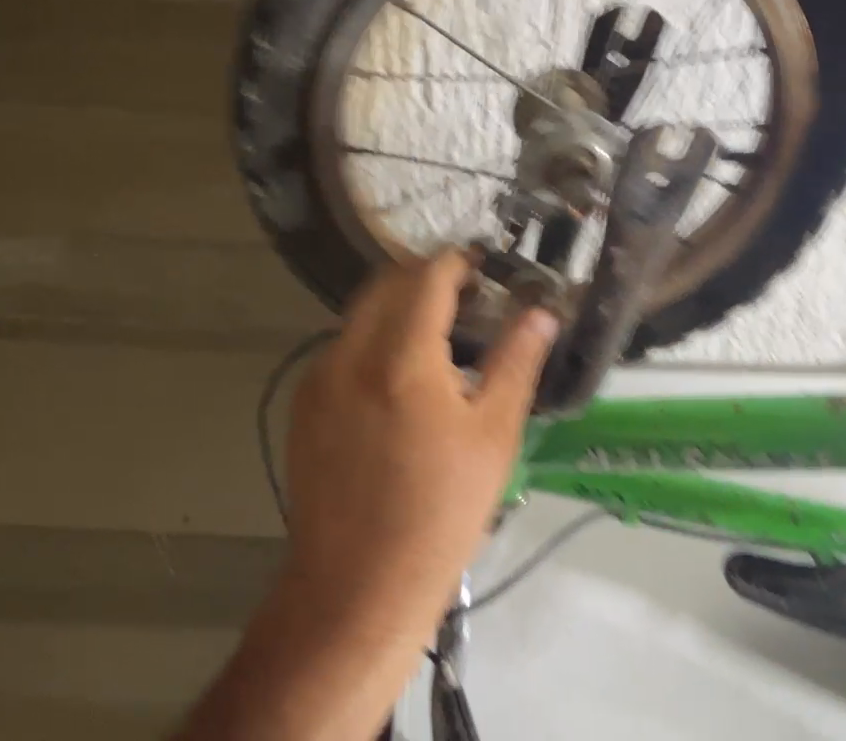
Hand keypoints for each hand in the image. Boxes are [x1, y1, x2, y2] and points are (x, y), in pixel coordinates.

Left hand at [279, 250, 559, 636]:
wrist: (357, 584)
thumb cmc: (440, 512)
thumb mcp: (493, 436)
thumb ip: (516, 361)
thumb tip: (541, 312)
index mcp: (401, 358)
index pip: (427, 276)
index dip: (458, 261)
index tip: (485, 266)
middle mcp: (349, 354)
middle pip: (387, 283)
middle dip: (427, 277)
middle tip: (468, 298)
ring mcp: (318, 378)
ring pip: (360, 314)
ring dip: (399, 307)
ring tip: (440, 339)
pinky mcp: (304, 404)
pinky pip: (342, 348)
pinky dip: (374, 340)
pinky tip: (402, 379)